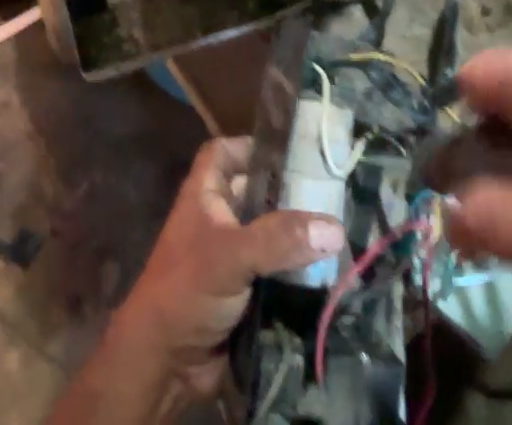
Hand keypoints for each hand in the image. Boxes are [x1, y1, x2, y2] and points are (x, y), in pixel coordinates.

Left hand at [113, 136, 344, 396]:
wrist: (164, 366)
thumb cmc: (184, 293)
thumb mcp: (229, 256)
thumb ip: (279, 238)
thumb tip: (334, 228)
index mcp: (204, 198)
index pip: (223, 153)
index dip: (251, 145)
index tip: (293, 150)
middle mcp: (219, 221)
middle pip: (258, 193)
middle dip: (293, 192)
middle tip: (338, 190)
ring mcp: (234, 257)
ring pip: (274, 234)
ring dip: (303, 235)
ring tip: (347, 226)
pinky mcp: (249, 290)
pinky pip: (281, 270)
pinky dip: (303, 270)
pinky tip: (335, 267)